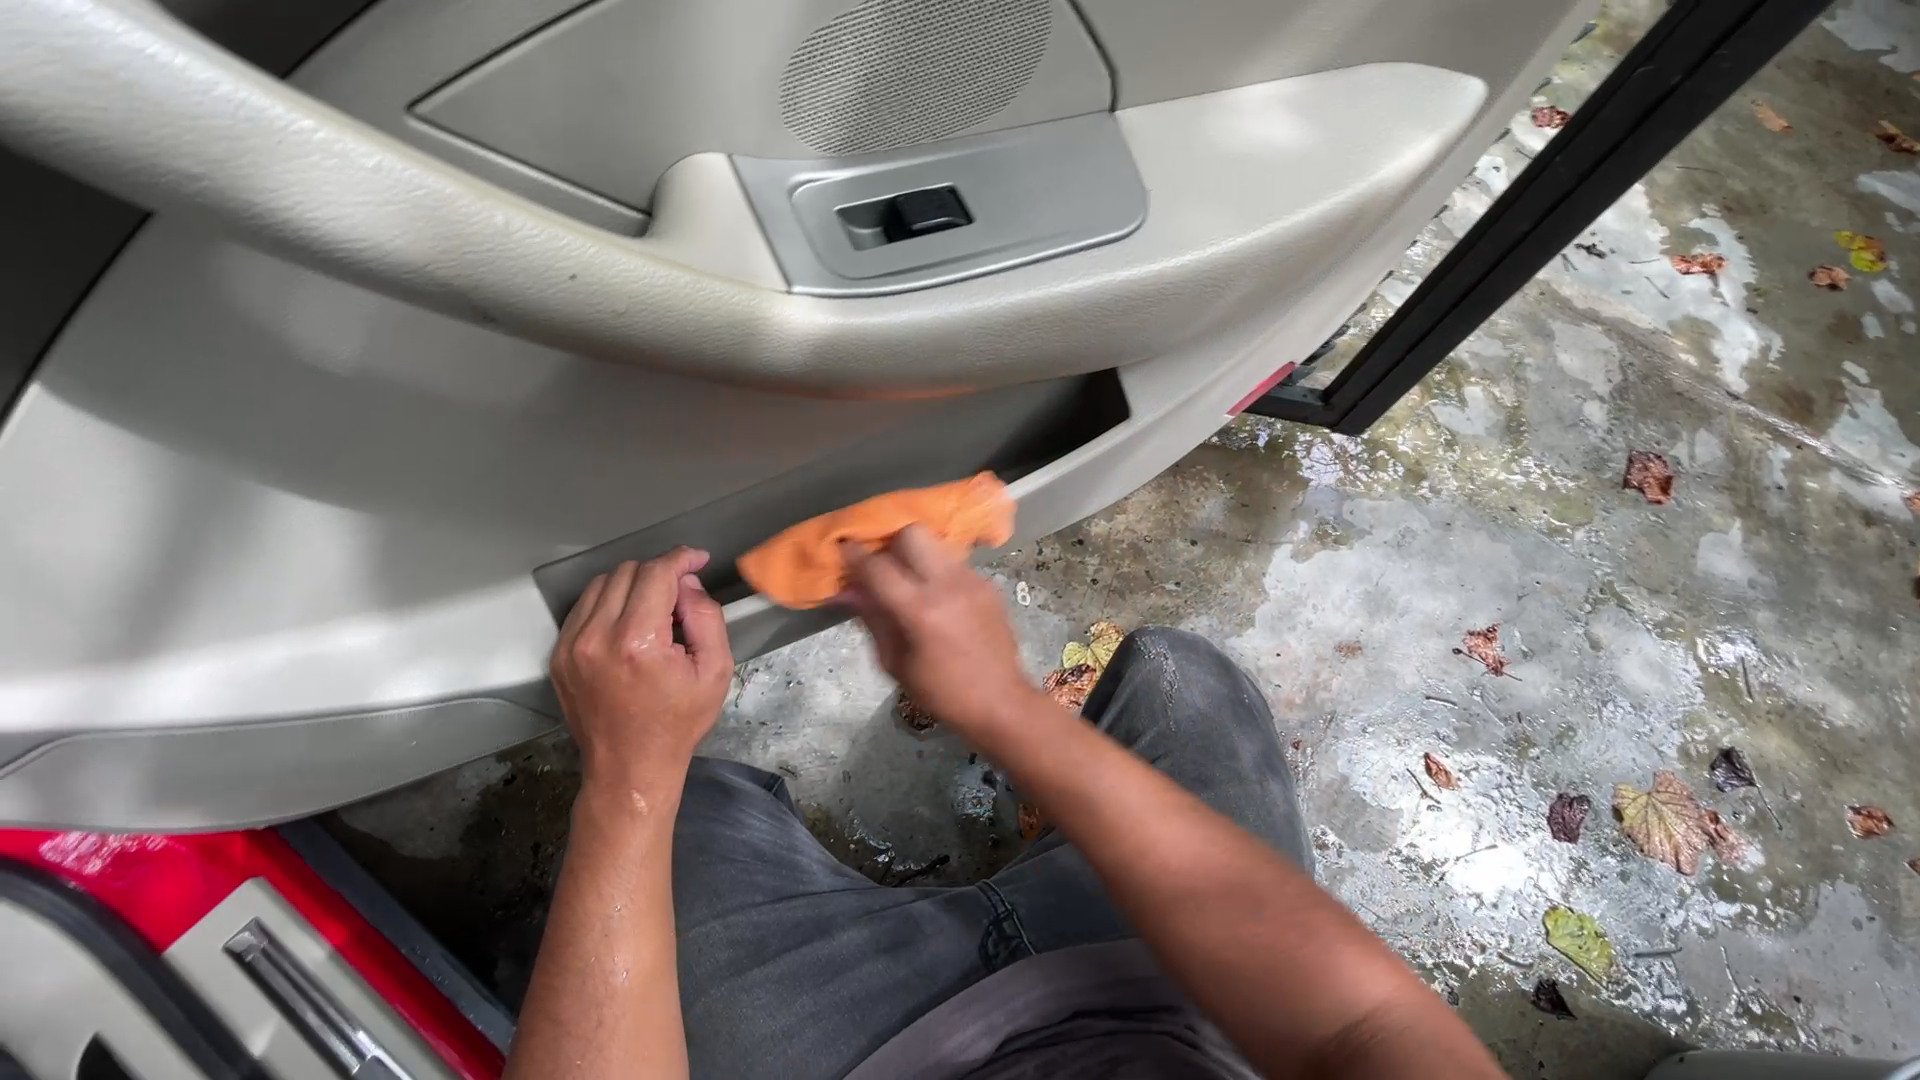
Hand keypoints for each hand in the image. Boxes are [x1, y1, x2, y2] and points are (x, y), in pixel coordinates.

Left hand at [551, 548, 732, 798]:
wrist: (630, 766)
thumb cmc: (677, 722)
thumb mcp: (715, 670)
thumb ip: (706, 617)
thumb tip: (688, 584)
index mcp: (639, 643)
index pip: (656, 573)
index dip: (680, 558)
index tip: (697, 559)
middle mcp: (597, 638)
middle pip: (627, 572)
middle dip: (659, 571)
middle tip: (680, 592)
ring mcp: (571, 647)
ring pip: (602, 584)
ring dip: (632, 584)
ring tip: (654, 608)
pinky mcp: (559, 655)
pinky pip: (584, 607)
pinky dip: (609, 602)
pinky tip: (629, 622)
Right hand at [839, 526, 1037, 734]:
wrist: (1000, 700)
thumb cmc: (941, 692)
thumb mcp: (895, 663)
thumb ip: (872, 619)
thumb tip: (847, 589)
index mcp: (921, 611)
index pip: (878, 566)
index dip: (854, 554)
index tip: (841, 548)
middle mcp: (948, 585)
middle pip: (912, 533)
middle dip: (890, 542)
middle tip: (881, 563)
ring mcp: (973, 580)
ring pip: (936, 543)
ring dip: (915, 555)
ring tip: (908, 578)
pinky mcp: (988, 584)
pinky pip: (954, 562)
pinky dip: (937, 571)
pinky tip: (936, 596)